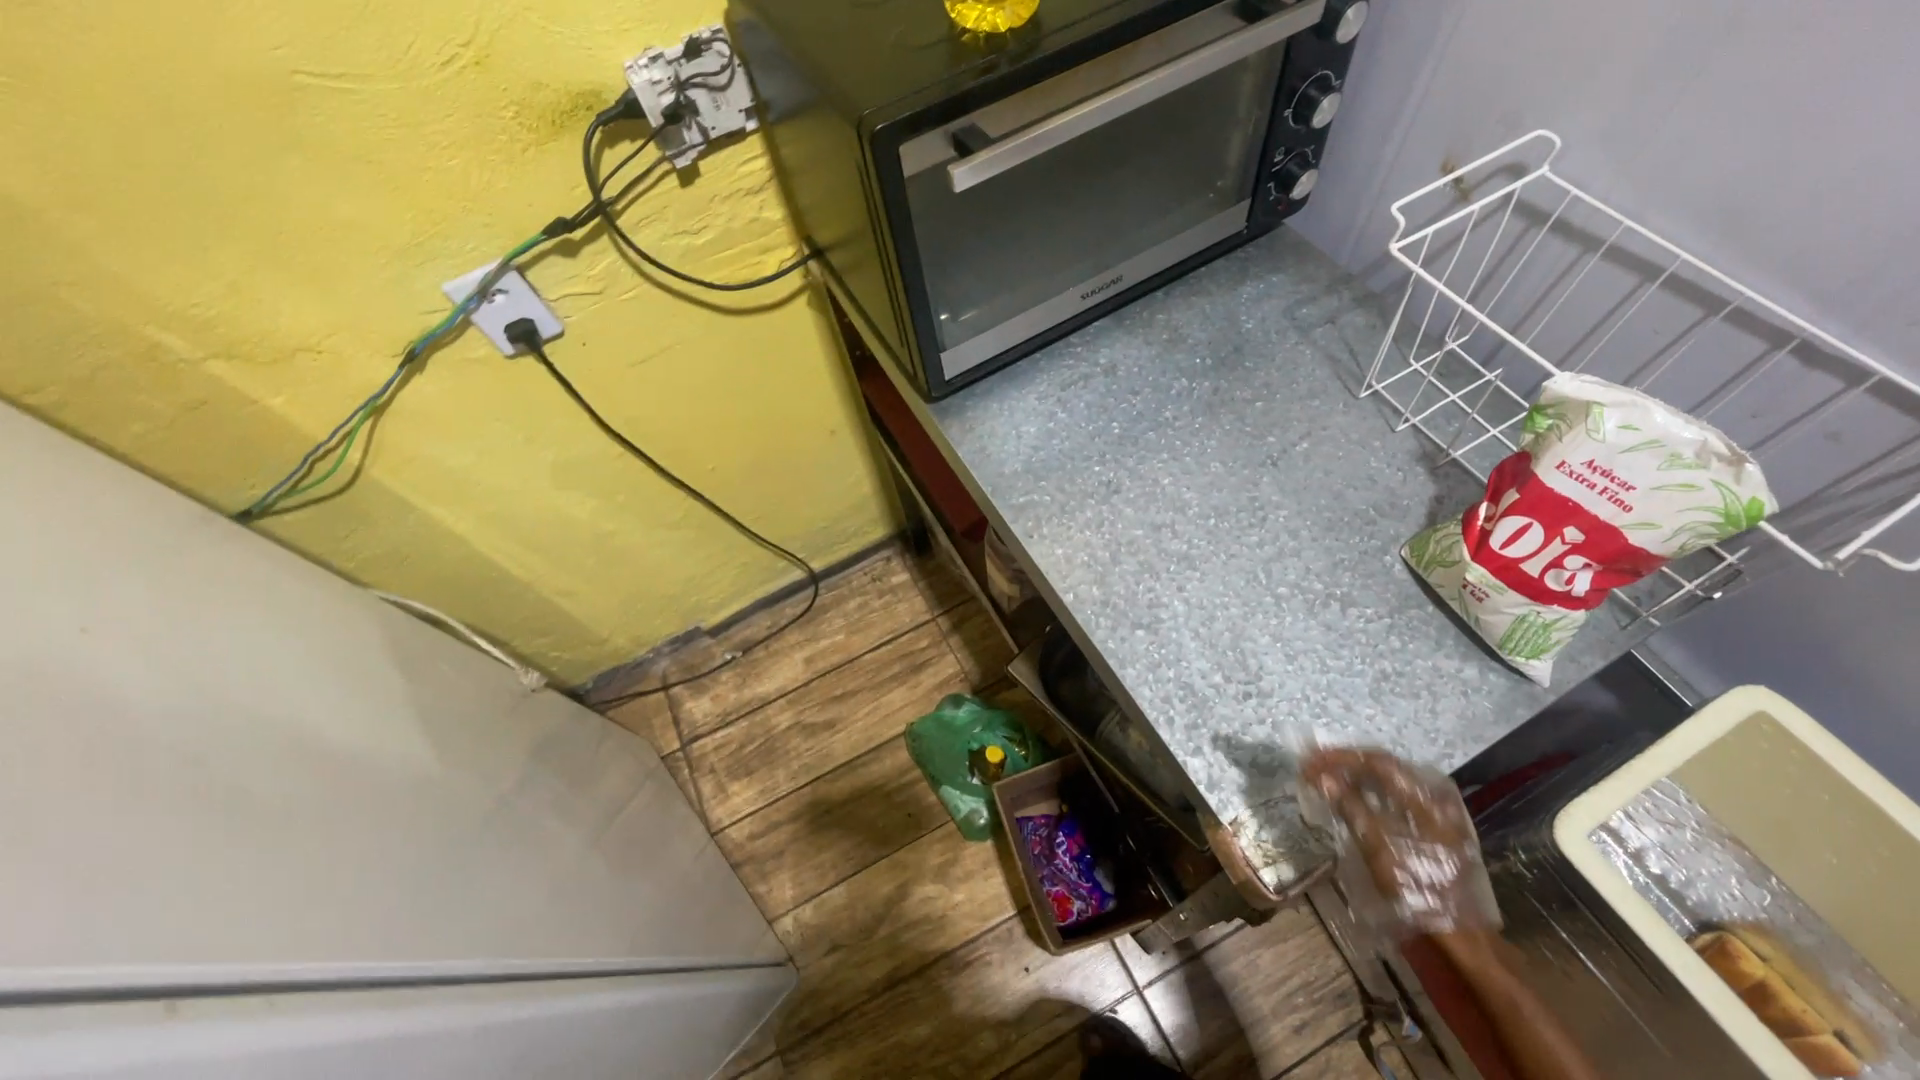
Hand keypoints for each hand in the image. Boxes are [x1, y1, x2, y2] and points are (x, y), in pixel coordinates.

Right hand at [1302, 747, 1498, 934]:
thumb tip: (1322, 777)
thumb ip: (1352, 807)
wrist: (1457, 931)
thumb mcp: (1379, 847)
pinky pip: (1395, 798)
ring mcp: (1435, 811)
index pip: (1378, 761)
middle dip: (1345, 764)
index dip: (1340, 758)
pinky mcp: (1431, 827)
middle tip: (1314, 767)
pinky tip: (1352, 799)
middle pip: (1384, 767)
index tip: (1310, 761)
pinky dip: (1369, 794)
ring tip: (1327, 779)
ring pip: (1389, 782)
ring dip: (1355, 777)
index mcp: (1426, 795)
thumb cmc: (1419, 887)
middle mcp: (1434, 796)